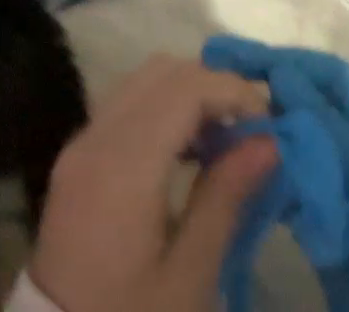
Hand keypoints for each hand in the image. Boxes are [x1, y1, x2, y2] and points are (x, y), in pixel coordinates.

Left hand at [27, 54, 279, 311]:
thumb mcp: (189, 275)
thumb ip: (226, 198)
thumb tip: (269, 140)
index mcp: (122, 166)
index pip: (184, 88)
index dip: (233, 91)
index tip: (272, 124)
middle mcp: (95, 138)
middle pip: (161, 72)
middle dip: (213, 86)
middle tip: (252, 129)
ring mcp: (80, 144)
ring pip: (141, 82)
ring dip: (188, 94)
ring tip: (226, 140)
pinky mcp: (76, 158)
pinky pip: (125, 105)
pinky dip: (163, 108)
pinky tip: (189, 151)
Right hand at [203, 36, 348, 311]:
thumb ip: (326, 122)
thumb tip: (279, 71)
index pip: (324, 73)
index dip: (275, 59)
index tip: (219, 53)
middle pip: (305, 105)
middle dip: (258, 95)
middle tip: (205, 93)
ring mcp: (346, 181)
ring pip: (292, 142)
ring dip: (255, 135)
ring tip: (207, 132)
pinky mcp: (328, 217)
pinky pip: (289, 182)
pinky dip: (261, 174)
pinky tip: (229, 173)